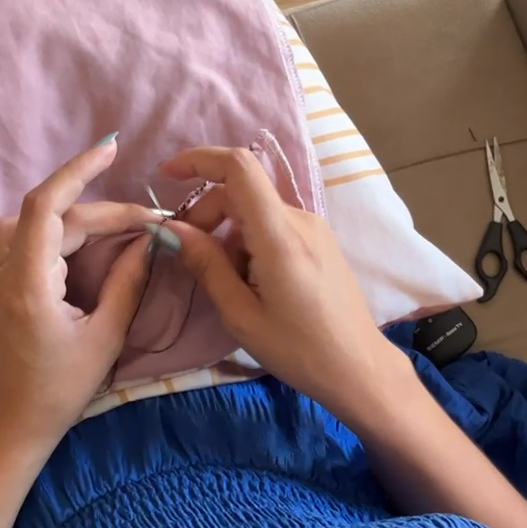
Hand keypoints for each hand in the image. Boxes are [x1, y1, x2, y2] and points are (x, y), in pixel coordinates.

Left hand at [0, 139, 157, 458]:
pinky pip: (32, 241)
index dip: (78, 171)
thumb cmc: (58, 392)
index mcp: (28, 283)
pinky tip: (89, 239)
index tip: (112, 149)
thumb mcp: (104, 338)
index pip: (47, 206)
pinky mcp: (4, 287)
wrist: (9, 428)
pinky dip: (63, 231)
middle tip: (153, 223)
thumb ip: (127, 283)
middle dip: (106, 213)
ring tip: (122, 223)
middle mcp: (6, 272)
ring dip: (80, 216)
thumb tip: (150, 242)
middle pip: (55, 218)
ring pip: (39, 225)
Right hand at [160, 146, 414, 427]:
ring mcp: (315, 228)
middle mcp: (301, 220)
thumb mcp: (241, 314)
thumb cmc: (298, 349)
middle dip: (207, 214)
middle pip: (242, 192)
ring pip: (256, 210)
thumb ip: (206, 265)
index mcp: (280, 235)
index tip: (169, 174)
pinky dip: (249, 240)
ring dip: (228, 232)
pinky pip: (275, 224)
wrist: (358, 368)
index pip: (239, 168)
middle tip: (190, 257)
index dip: (200, 160)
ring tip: (225, 281)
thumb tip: (174, 229)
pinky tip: (249, 280)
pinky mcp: (321, 241)